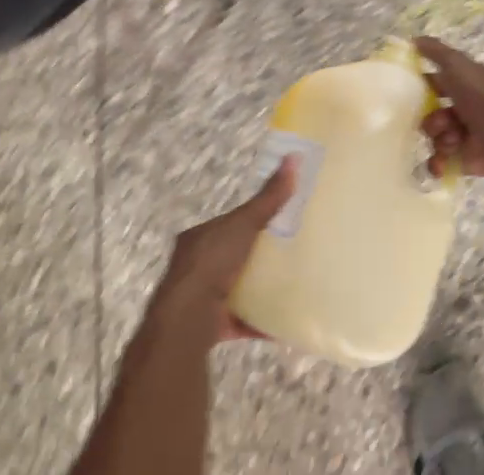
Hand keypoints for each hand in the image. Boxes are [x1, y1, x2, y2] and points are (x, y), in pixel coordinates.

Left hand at [151, 158, 296, 343]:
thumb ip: (269, 197)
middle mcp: (194, 266)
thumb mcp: (245, 223)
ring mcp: (201, 298)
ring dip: (256, 290)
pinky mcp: (211, 326)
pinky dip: (259, 321)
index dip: (249, 223)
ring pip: (233, 289)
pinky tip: (282, 322)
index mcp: (197, 239)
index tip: (276, 226)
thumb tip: (294, 157)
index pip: (227, 226)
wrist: (189, 317)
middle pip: (230, 256)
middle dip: (254, 257)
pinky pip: (240, 321)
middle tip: (287, 256)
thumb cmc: (213, 262)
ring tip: (288, 287)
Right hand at [414, 36, 483, 177]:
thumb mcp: (456, 65)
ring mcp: (465, 137)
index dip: (421, 89)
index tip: (407, 94)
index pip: (435, 85)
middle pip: (432, 116)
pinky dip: (437, 163)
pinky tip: (440, 162)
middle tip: (440, 123)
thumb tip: (413, 40)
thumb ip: (435, 52)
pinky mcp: (465, 161)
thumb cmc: (480, 96)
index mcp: (464, 86)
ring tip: (451, 142)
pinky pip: (441, 162)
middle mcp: (464, 110)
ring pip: (435, 139)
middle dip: (430, 121)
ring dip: (438, 140)